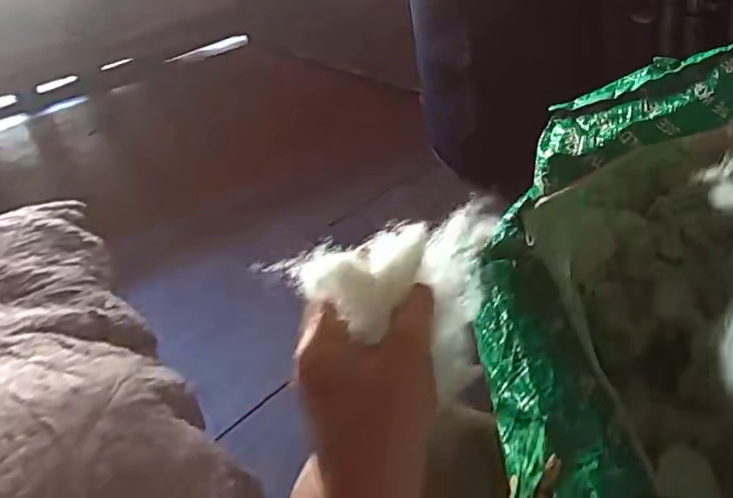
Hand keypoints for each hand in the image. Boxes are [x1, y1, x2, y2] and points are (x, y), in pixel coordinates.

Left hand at [294, 284, 437, 497]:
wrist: (373, 483)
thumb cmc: (388, 411)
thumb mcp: (410, 349)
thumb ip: (414, 307)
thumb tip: (417, 282)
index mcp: (318, 343)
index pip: (334, 286)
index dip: (369, 266)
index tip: (403, 258)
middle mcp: (312, 358)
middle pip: (344, 308)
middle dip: (381, 291)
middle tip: (417, 280)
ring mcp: (323, 381)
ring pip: (355, 331)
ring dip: (386, 316)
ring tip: (420, 307)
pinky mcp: (338, 398)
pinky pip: (360, 352)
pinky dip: (383, 339)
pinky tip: (411, 339)